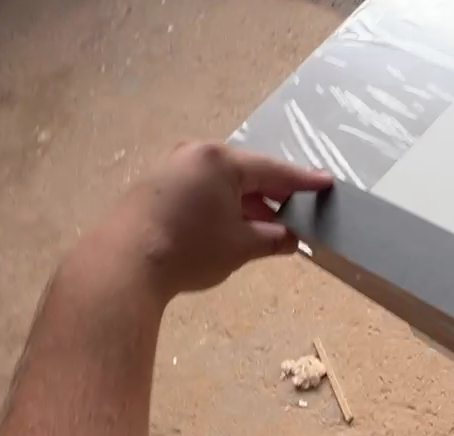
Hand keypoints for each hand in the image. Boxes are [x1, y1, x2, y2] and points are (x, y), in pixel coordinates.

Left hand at [94, 142, 333, 296]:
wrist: (127, 261)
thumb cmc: (191, 249)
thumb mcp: (242, 247)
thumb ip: (272, 239)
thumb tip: (290, 238)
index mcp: (221, 162)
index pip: (273, 171)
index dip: (303, 181)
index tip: (326, 182)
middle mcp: (196, 154)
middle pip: (247, 173)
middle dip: (274, 193)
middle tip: (299, 208)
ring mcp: (174, 167)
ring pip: (224, 183)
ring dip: (250, 203)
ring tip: (271, 225)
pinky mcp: (159, 186)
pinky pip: (204, 190)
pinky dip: (226, 205)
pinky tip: (236, 226)